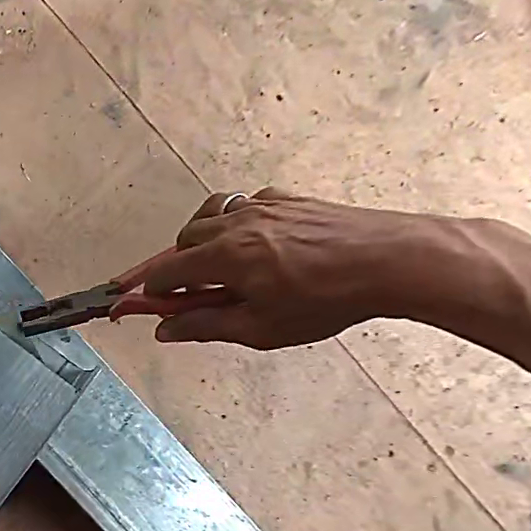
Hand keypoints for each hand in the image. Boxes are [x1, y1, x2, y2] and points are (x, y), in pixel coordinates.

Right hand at [110, 189, 457, 348]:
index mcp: (223, 257)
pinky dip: (235, 223)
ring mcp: (264, 207)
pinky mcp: (289, 200)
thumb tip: (164, 331)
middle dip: (176, 267)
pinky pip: (246, 205)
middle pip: (183, 240)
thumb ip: (205, 326)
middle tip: (187, 295)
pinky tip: (253, 245)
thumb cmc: (327, 300)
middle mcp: (236, 224)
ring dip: (202, 240)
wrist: (393, 260)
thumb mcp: (259, 328)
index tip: (137, 304)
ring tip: (214, 265)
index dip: (148, 292)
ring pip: (211, 216)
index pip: (166, 272)